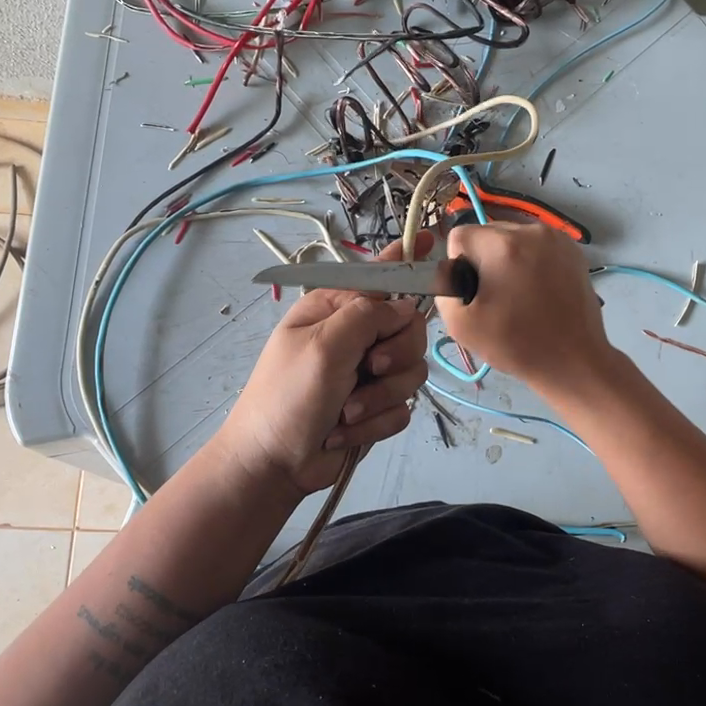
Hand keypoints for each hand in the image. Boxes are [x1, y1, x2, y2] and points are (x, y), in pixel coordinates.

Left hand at [212, 237, 430, 495]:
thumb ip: (369, 316)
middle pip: (410, 329)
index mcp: (336, 309)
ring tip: (347, 412)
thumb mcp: (324, 346)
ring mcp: (367, 374)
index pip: (380, 276)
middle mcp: (355, 336)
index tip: (433, 241)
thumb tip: (406, 307)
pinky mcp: (375, 408)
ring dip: (380, 398)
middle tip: (370, 369)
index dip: (407, 260)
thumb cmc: (287, 397)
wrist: (272, 464)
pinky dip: (376, 423)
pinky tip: (346, 432)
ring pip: (411, 372)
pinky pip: (402, 408)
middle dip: (395, 356)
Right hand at [437, 223, 614, 393]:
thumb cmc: (516, 345)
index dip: (459, 265)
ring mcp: (556, 237)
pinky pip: (536, 244)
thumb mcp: (461, 325)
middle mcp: (531, 231)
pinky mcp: (573, 248)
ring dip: (507, 258)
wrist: (573, 361)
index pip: (460, 236)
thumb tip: (450, 268)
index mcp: (502, 245)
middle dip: (484, 259)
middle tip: (497, 296)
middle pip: (487, 232)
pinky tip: (538, 288)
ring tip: (519, 293)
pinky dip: (530, 260)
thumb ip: (443, 287)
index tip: (475, 292)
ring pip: (512, 236)